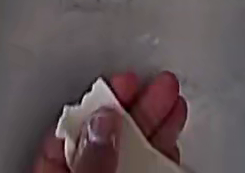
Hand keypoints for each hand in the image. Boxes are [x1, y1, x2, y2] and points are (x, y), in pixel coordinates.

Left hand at [31, 71, 186, 172]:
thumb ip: (90, 161)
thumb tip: (103, 120)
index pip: (71, 129)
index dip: (101, 100)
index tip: (125, 80)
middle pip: (108, 132)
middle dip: (138, 103)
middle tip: (160, 83)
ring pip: (131, 148)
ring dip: (156, 121)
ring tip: (173, 98)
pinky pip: (146, 166)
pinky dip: (161, 148)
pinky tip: (172, 134)